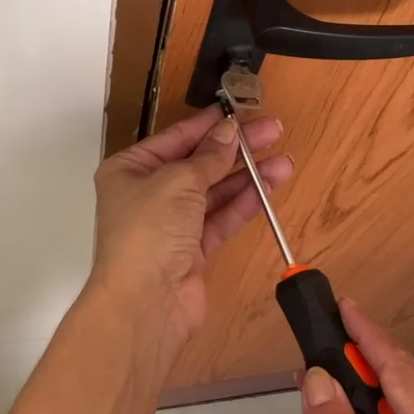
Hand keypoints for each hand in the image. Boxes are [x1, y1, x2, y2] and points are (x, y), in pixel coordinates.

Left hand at [91, 104, 293, 339]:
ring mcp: (170, 223)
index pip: (175, 138)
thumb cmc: (149, 230)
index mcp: (130, 169)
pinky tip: (268, 187)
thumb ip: (208, 156)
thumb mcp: (178, 181)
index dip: (209, 124)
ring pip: (214, 191)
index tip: (239, 110)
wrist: (145, 302)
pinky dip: (243, 202)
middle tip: (273, 131)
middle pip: (198, 162)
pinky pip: (220, 217)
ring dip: (247, 176)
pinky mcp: (191, 249)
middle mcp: (147, 193)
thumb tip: (229, 131)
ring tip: (284, 162)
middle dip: (236, 148)